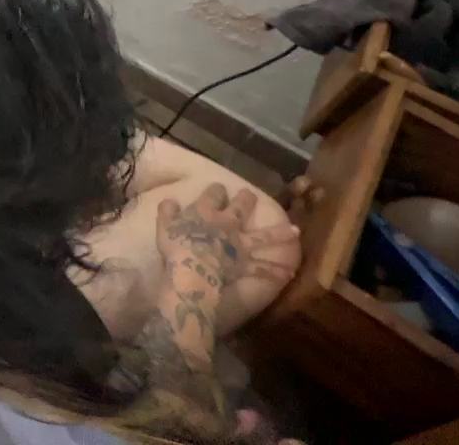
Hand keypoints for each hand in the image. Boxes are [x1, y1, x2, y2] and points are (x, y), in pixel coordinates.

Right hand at [156, 184, 297, 290]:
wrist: (194, 271)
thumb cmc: (175, 246)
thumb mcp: (163, 224)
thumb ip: (166, 210)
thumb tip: (171, 200)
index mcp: (205, 212)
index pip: (213, 195)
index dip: (216, 190)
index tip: (219, 186)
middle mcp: (227, 224)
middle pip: (240, 209)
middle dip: (246, 200)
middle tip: (252, 194)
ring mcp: (240, 245)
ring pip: (264, 237)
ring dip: (280, 234)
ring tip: (295, 230)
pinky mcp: (247, 264)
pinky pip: (264, 268)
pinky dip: (277, 271)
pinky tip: (291, 272)